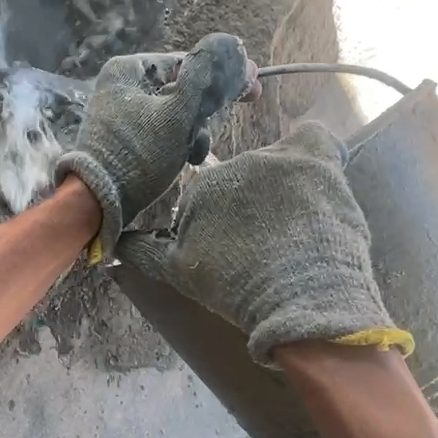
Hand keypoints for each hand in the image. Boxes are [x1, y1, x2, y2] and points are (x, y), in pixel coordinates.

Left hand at [57, 33, 256, 262]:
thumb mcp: (179, 114)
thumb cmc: (139, 154)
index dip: (222, 77)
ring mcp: (122, 113)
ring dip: (193, 132)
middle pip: (183, 89)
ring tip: (192, 152)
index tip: (254, 91)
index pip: (187, 62)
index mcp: (129, 69)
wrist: (99, 201)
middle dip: (202, 114)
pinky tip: (185, 160)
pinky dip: (177, 143)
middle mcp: (122, 85)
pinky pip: (162, 131)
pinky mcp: (126, 138)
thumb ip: (207, 80)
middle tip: (211, 131)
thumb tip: (232, 45)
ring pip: (176, 113)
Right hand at [117, 120, 411, 364]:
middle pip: (250, 176)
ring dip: (290, 187)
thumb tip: (115, 243)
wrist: (297, 300)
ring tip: (306, 226)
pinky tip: (322, 171)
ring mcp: (275, 161)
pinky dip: (317, 148)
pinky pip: (316, 136)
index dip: (230, 221)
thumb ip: (144, 251)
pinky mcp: (315, 162)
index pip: (215, 194)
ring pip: (283, 162)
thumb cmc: (236, 290)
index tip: (243, 248)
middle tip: (277, 241)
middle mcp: (234, 165)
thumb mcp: (178, 273)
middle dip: (261, 204)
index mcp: (201, 190)